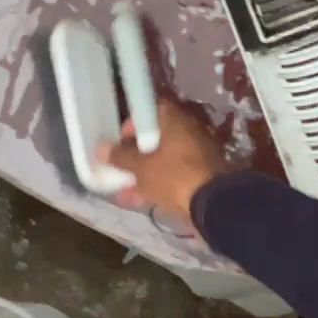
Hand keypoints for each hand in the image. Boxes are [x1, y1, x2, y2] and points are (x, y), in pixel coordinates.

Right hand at [101, 98, 228, 225]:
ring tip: (126, 194)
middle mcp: (192, 132)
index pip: (151, 111)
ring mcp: (201, 155)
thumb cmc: (174, 177)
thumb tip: (101, 149)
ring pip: (166, 161)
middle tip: (121, 171)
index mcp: (177, 120)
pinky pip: (177, 176)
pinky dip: (161, 186)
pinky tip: (143, 201)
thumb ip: (120, 157)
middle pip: (158, 139)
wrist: (216, 206)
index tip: (120, 142)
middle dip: (136, 157)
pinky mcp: (205, 176)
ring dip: (145, 175)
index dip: (132, 125)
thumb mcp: (141, 168)